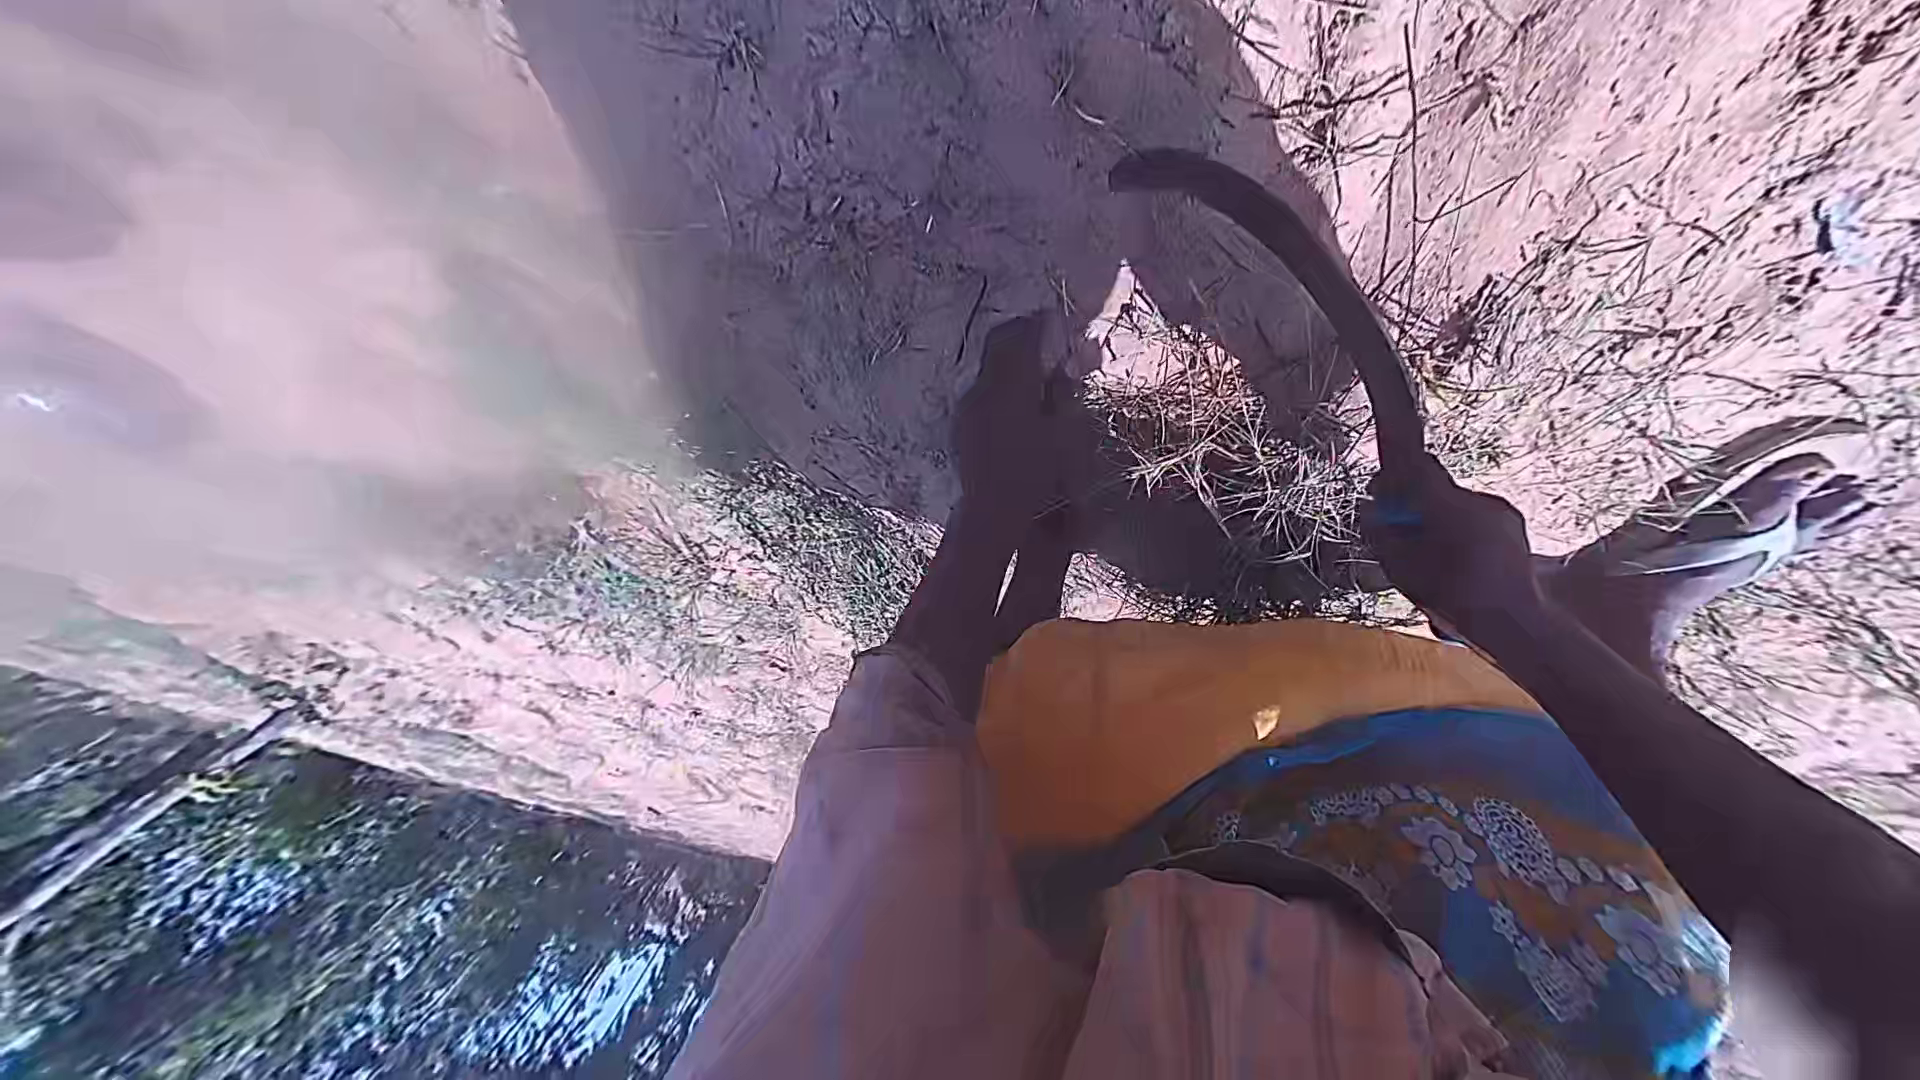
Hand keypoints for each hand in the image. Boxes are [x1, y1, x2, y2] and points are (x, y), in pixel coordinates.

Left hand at [953, 313, 1058, 526]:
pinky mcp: (962, 425)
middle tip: (1048, 340)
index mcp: (1012, 387)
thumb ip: (1064, 395)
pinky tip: (1018, 402)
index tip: (1060, 322)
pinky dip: (1001, 384)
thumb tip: (1065, 369)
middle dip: (1025, 335)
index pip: (1024, 336)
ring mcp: (968, 407)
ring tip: (1037, 373)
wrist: (993, 515)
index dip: (1043, 324)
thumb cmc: (1038, 478)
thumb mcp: (1066, 435)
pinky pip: (983, 391)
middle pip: (1000, 343)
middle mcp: (984, 390)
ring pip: (990, 367)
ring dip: (1012, 361)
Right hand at [1359, 455, 1547, 638]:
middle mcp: (1478, 500)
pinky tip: (1453, 556)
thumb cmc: (1451, 596)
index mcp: (1448, 506)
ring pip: (1452, 502)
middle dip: (1410, 501)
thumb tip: (1371, 508)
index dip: (1392, 471)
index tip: (1377, 486)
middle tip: (1396, 528)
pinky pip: (1473, 515)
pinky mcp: (1512, 524)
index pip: (1416, 466)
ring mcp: (1500, 511)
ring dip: (1435, 517)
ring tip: (1427, 551)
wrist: (1514, 621)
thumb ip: (1381, 531)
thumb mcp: (1399, 566)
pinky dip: (1457, 528)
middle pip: (1432, 485)